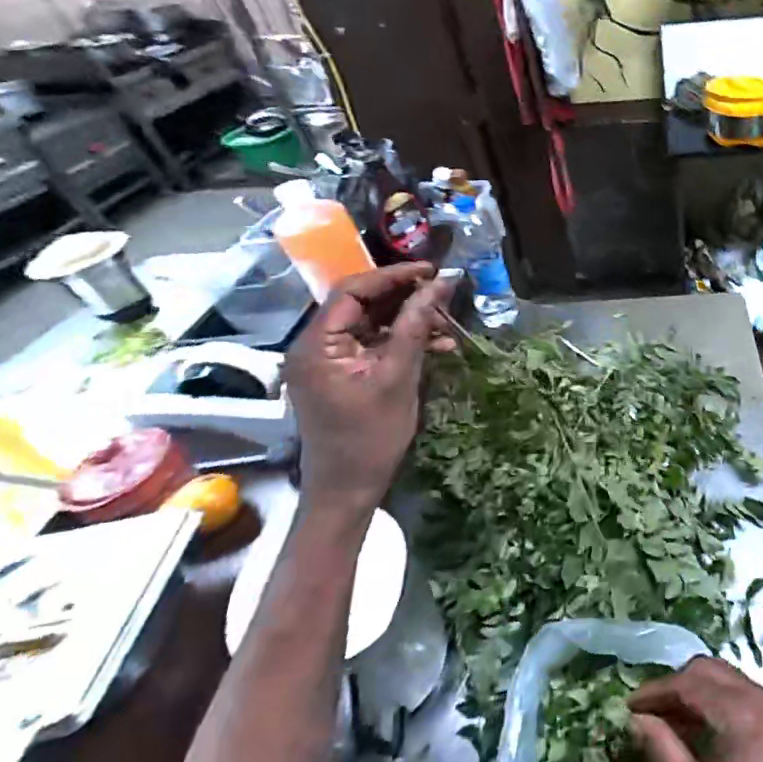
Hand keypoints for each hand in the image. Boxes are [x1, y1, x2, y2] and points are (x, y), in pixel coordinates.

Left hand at [284, 263, 455, 511]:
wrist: (347, 490)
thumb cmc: (369, 437)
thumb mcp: (397, 377)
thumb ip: (416, 326)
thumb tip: (440, 284)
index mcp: (317, 344)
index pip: (353, 291)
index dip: (393, 275)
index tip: (431, 270)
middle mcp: (316, 346)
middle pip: (362, 303)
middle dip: (405, 296)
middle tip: (443, 291)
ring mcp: (329, 361)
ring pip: (372, 323)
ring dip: (409, 319)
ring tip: (446, 320)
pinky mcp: (343, 374)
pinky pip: (374, 345)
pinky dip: (404, 341)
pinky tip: (438, 344)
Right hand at [629, 658, 762, 761]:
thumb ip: (665, 752)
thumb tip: (638, 720)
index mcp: (738, 713)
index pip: (688, 683)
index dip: (655, 691)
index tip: (628, 705)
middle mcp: (756, 696)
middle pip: (705, 670)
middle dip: (673, 686)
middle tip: (645, 710)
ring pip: (720, 676)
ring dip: (690, 690)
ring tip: (663, 719)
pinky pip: (735, 690)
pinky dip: (710, 698)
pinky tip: (690, 725)